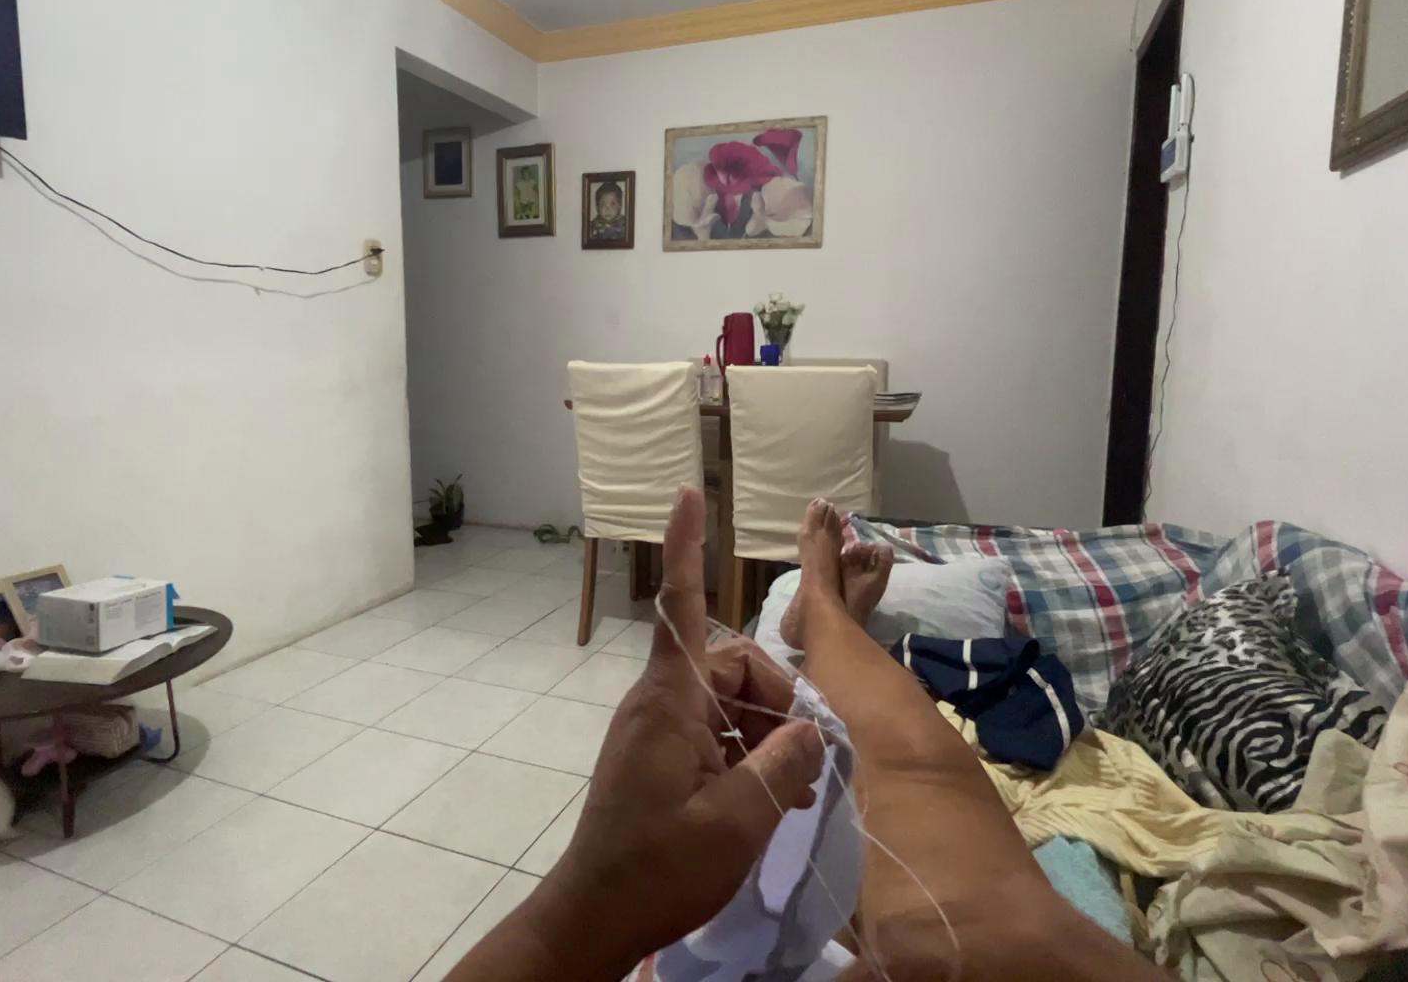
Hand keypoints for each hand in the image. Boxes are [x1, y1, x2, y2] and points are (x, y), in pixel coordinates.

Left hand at [448, 488, 824, 981]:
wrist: (595, 916)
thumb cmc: (657, 868)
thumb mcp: (736, 820)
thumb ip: (782, 766)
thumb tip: (812, 731)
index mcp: (671, 697)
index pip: (679, 603)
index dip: (684, 545)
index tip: (688, 493)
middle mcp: (663, 698)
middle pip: (733, 665)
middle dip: (776, 702)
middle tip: (805, 764)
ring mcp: (660, 726)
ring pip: (730, 700)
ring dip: (767, 735)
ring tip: (791, 792)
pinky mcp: (662, 752)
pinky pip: (716, 729)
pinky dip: (747, 751)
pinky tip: (771, 795)